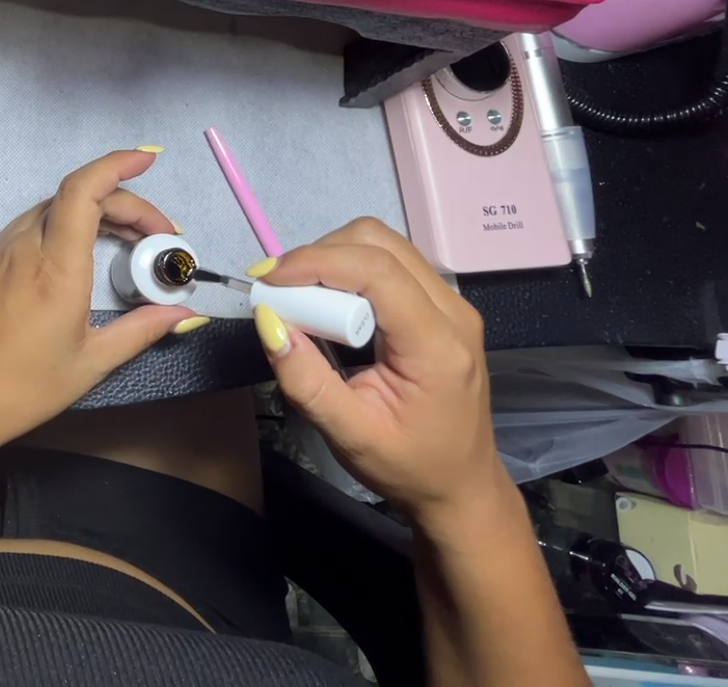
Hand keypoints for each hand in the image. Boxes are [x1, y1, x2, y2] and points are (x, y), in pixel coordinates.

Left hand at [0, 150, 192, 447]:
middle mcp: (26, 246)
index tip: (149, 159)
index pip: (83, 191)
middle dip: (127, 202)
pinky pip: (37, 222)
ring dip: (99, 210)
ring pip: (57, 206)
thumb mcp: (90, 362)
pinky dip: (72, 223)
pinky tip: (90, 249)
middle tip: (161, 237)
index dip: (117, 165)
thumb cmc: (20, 387)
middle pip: (79, 195)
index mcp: (55, 268)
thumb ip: (141, 330)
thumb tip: (186, 314)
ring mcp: (4, 248)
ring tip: (133, 241)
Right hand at [251, 218, 506, 528]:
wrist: (461, 486)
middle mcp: (452, 310)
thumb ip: (304, 379)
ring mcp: (450, 302)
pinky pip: (386, 259)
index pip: (376, 270)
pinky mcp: (438, 302)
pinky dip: (345, 266)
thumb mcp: (347, 434)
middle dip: (319, 254)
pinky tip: (327, 300)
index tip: (267, 279)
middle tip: (281, 289)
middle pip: (377, 241)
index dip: (316, 261)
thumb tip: (267, 319)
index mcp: (436, 345)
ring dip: (330, 257)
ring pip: (381, 242)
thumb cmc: (407, 465)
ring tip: (300, 295)